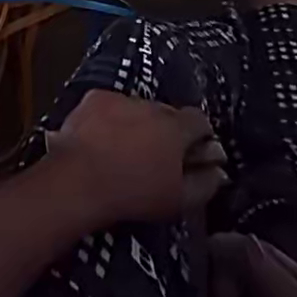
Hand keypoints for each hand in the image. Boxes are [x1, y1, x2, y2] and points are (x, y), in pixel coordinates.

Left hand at [42, 90, 227, 226]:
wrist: (79, 177)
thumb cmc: (134, 192)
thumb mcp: (180, 199)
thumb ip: (206, 182)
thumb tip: (217, 169)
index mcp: (175, 127)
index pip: (199, 120)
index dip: (200, 136)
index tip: (194, 154)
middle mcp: (148, 105)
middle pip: (167, 113)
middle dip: (168, 131)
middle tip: (157, 155)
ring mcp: (118, 98)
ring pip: (138, 108)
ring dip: (139, 122)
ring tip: (126, 148)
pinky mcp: (93, 97)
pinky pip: (112, 105)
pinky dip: (113, 117)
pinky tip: (104, 137)